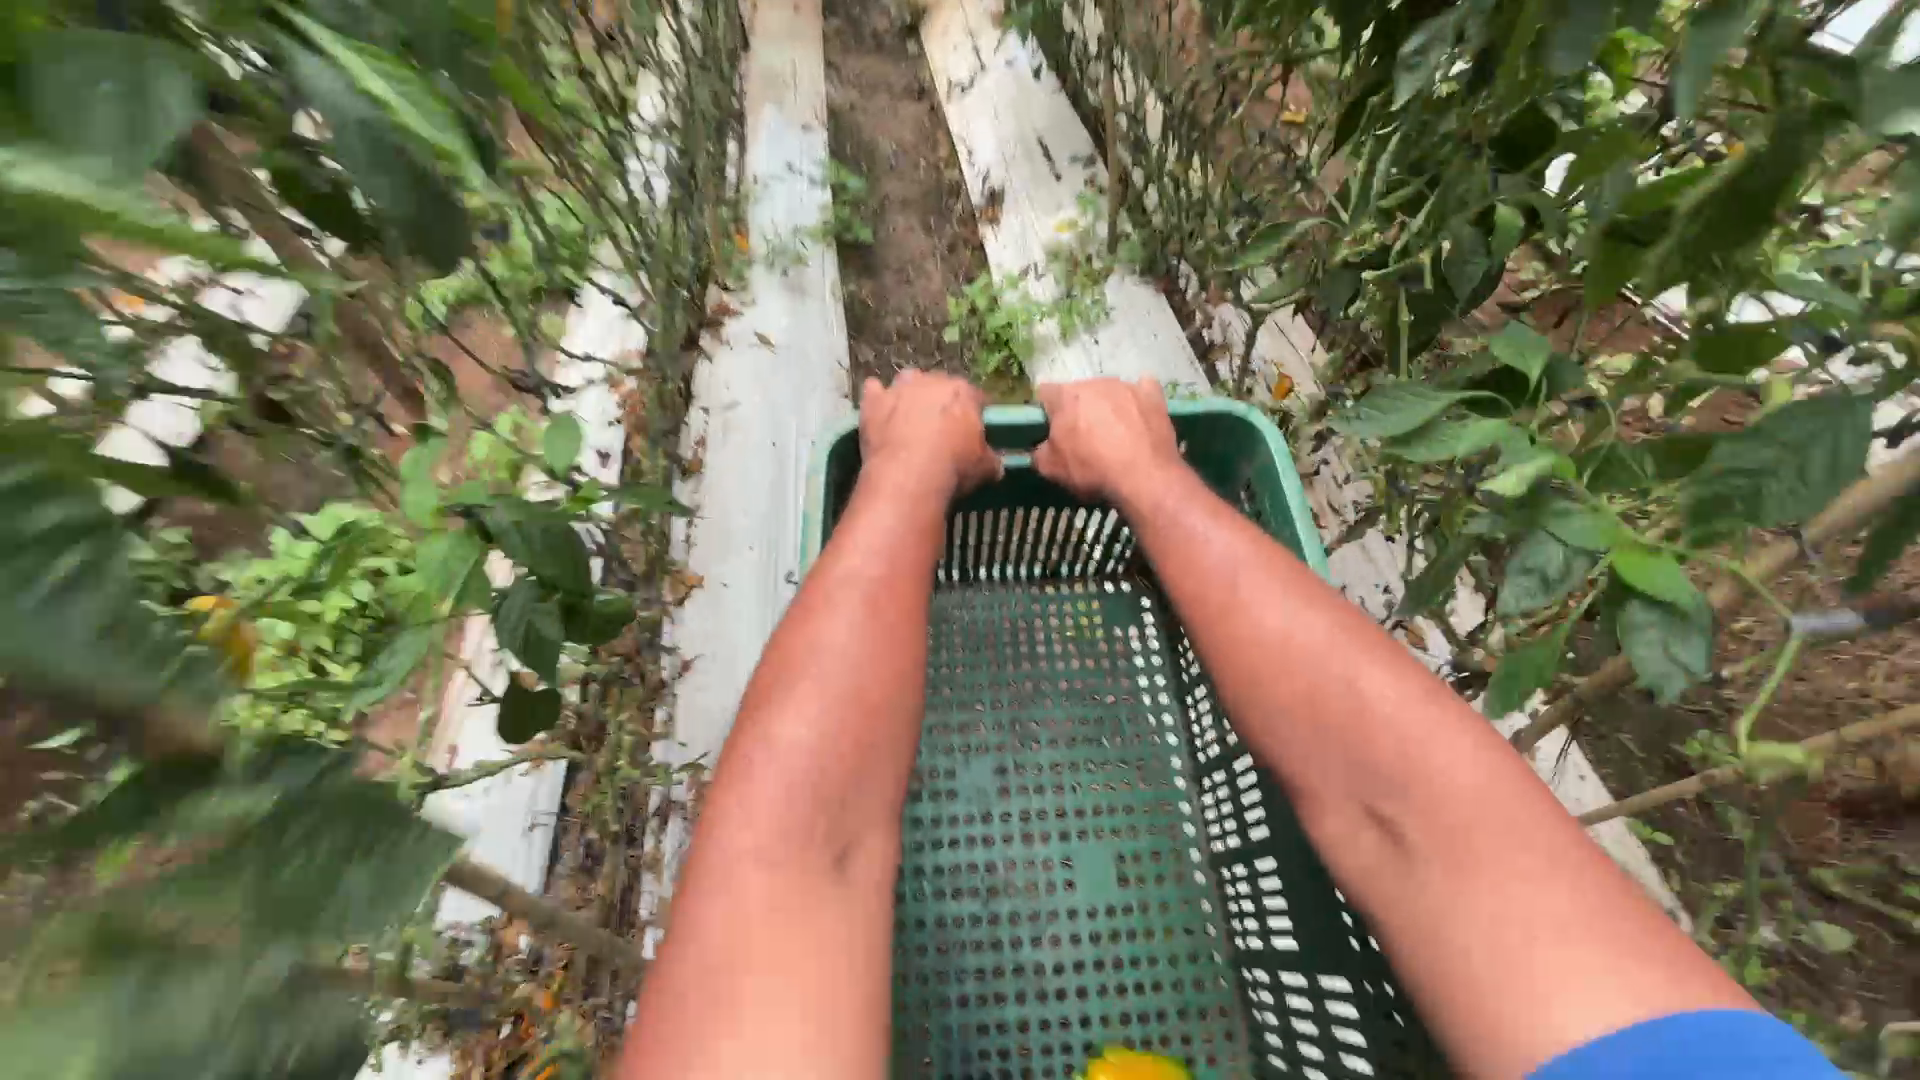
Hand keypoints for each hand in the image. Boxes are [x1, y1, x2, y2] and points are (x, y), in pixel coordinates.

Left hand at [859, 372, 1000, 499]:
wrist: (908, 477)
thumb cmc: (954, 469)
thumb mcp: (984, 468)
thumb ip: (991, 460)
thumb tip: (997, 465)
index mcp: (964, 392)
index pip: (974, 397)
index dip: (974, 412)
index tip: (971, 429)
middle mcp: (932, 381)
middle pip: (939, 385)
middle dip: (940, 401)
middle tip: (939, 427)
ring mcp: (900, 388)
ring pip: (907, 379)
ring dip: (909, 392)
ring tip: (909, 416)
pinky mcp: (873, 401)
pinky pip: (873, 390)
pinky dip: (877, 398)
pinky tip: (879, 412)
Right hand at [1033, 378, 1184, 504]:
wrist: (1144, 478)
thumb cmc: (1092, 470)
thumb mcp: (1051, 469)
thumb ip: (1039, 452)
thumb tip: (1041, 448)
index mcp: (1066, 396)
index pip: (1045, 393)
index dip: (1046, 411)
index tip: (1050, 430)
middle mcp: (1095, 382)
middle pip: (1079, 392)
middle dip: (1078, 410)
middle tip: (1083, 438)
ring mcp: (1127, 386)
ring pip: (1109, 392)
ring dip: (1107, 407)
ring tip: (1115, 435)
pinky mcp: (1153, 396)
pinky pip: (1142, 390)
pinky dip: (1137, 401)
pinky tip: (1138, 416)